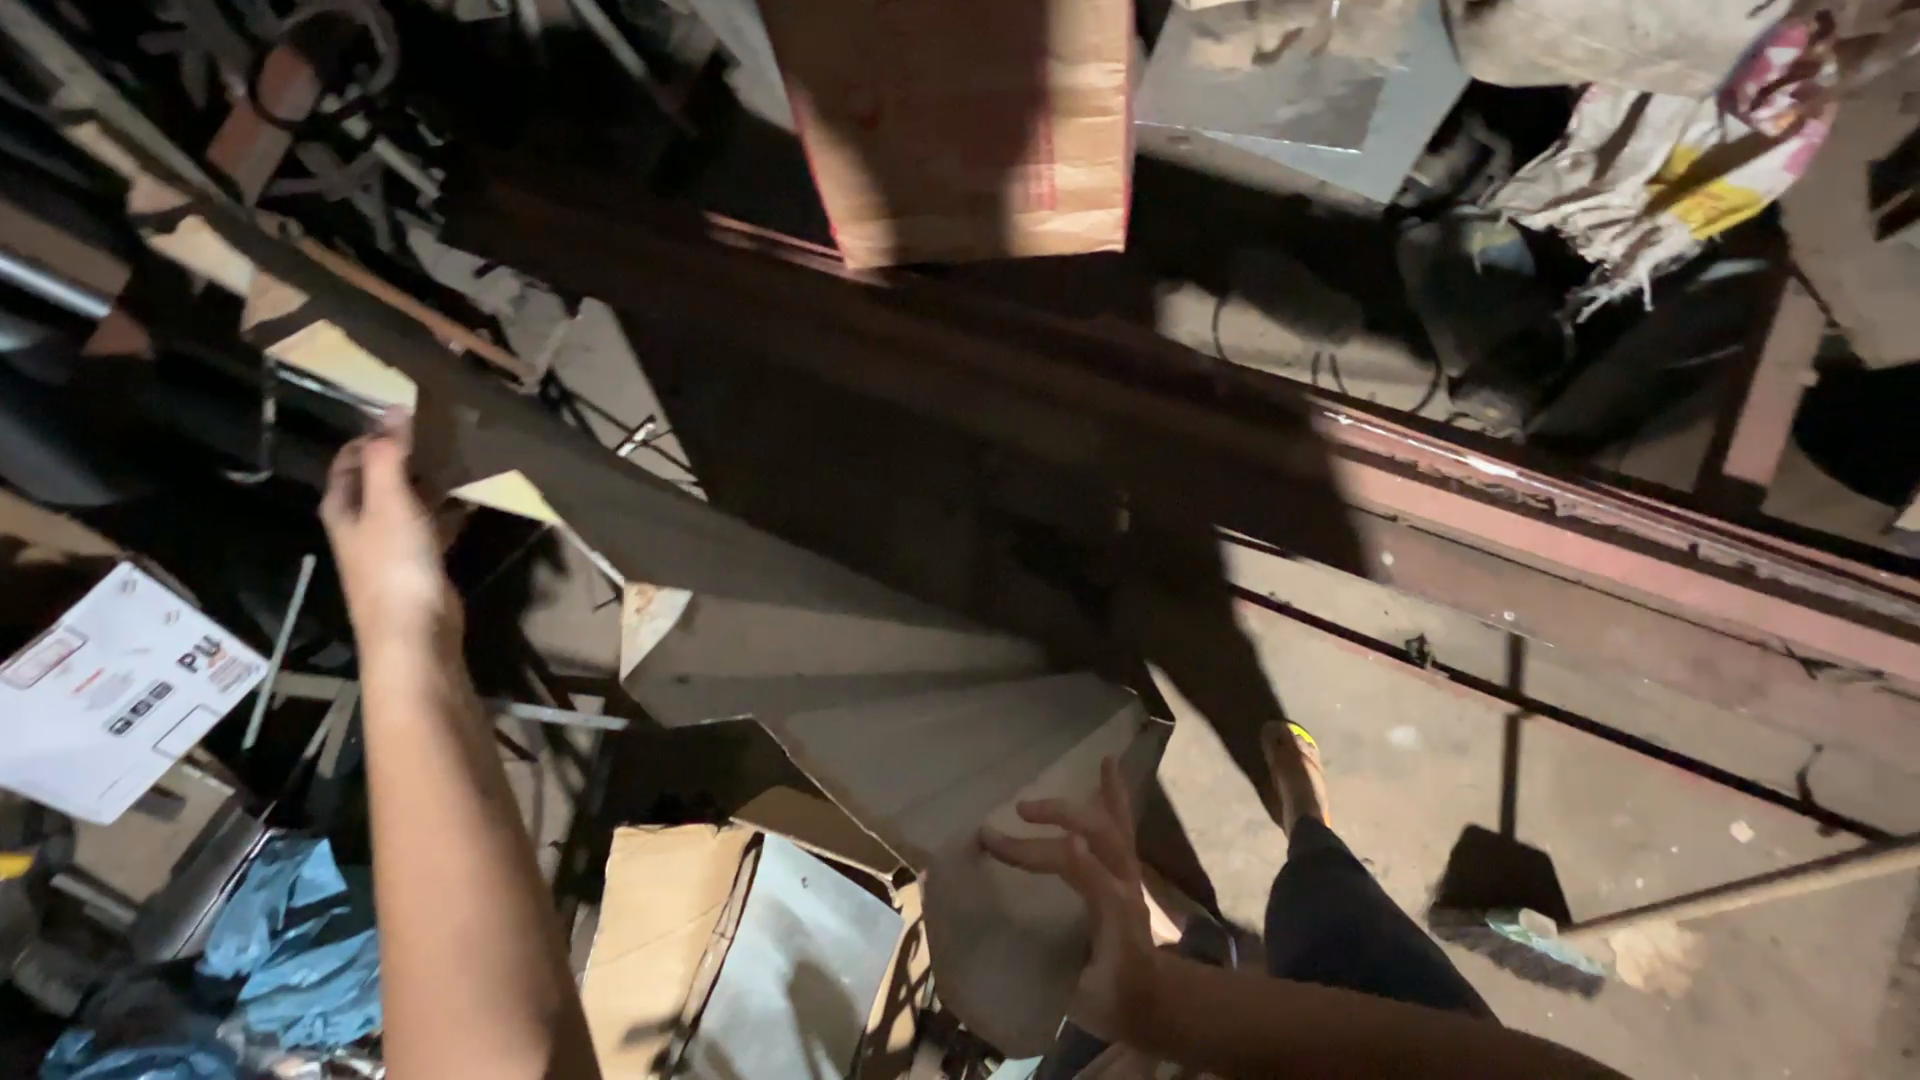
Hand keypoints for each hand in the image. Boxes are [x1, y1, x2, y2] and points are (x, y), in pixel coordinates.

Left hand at [320, 415, 460, 653]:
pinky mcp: (422, 563)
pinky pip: (436, 526)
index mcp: (343, 506)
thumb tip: (395, 409)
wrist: (415, 630)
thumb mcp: (389, 502)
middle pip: (381, 479)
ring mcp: (393, 544)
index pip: (349, 458)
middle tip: (446, 435)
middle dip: (408, 457)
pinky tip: (474, 501)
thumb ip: (389, 457)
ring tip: (464, 462)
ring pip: (411, 502)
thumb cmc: (395, 564)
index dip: (373, 435)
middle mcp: (363, 522)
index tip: (411, 416)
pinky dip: (451, 512)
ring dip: (433, 483)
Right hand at [979, 756, 1159, 1044]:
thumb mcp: (1090, 990)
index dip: (1031, 851)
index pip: (1074, 866)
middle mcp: (1126, 883)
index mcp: (1114, 911)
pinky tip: (1107, 762)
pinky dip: (1113, 792)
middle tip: (1014, 814)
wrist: (1153, 1003)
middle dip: (1056, 815)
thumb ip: (1069, 955)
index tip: (991, 841)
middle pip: (1096, 833)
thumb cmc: (1114, 998)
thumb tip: (1047, 909)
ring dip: (1074, 802)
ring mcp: (1130, 873)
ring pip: (1110, 822)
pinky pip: (1122, 823)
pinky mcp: (1128, 868)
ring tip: (1046, 784)